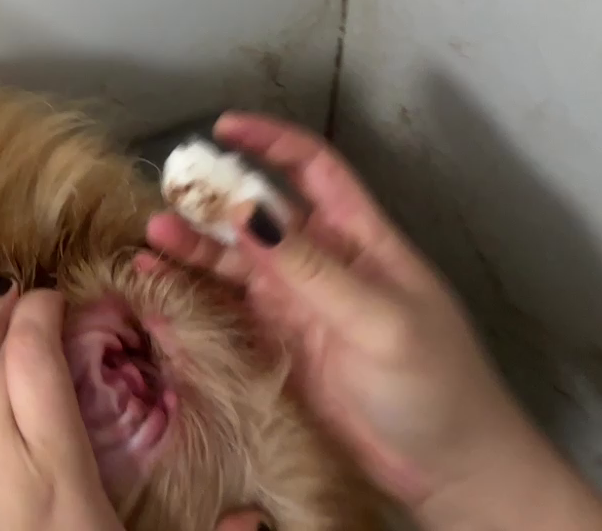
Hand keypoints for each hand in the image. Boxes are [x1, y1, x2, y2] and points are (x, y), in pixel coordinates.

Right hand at [143, 113, 601, 530]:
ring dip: (192, 241)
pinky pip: (221, 300)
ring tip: (154, 235)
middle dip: (213, 195)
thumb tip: (244, 210)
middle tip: (170, 190)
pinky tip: (157, 277)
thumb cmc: (437, 388)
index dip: (270, 140)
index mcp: (357, 237)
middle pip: (257, 210)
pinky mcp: (270, 336)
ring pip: (231, 254)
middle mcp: (316, 258)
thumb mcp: (380, 321)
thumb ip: (310, 267)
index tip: (223, 126)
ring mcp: (290, 298)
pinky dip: (188, 285)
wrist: (447, 475)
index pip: (312, 167)